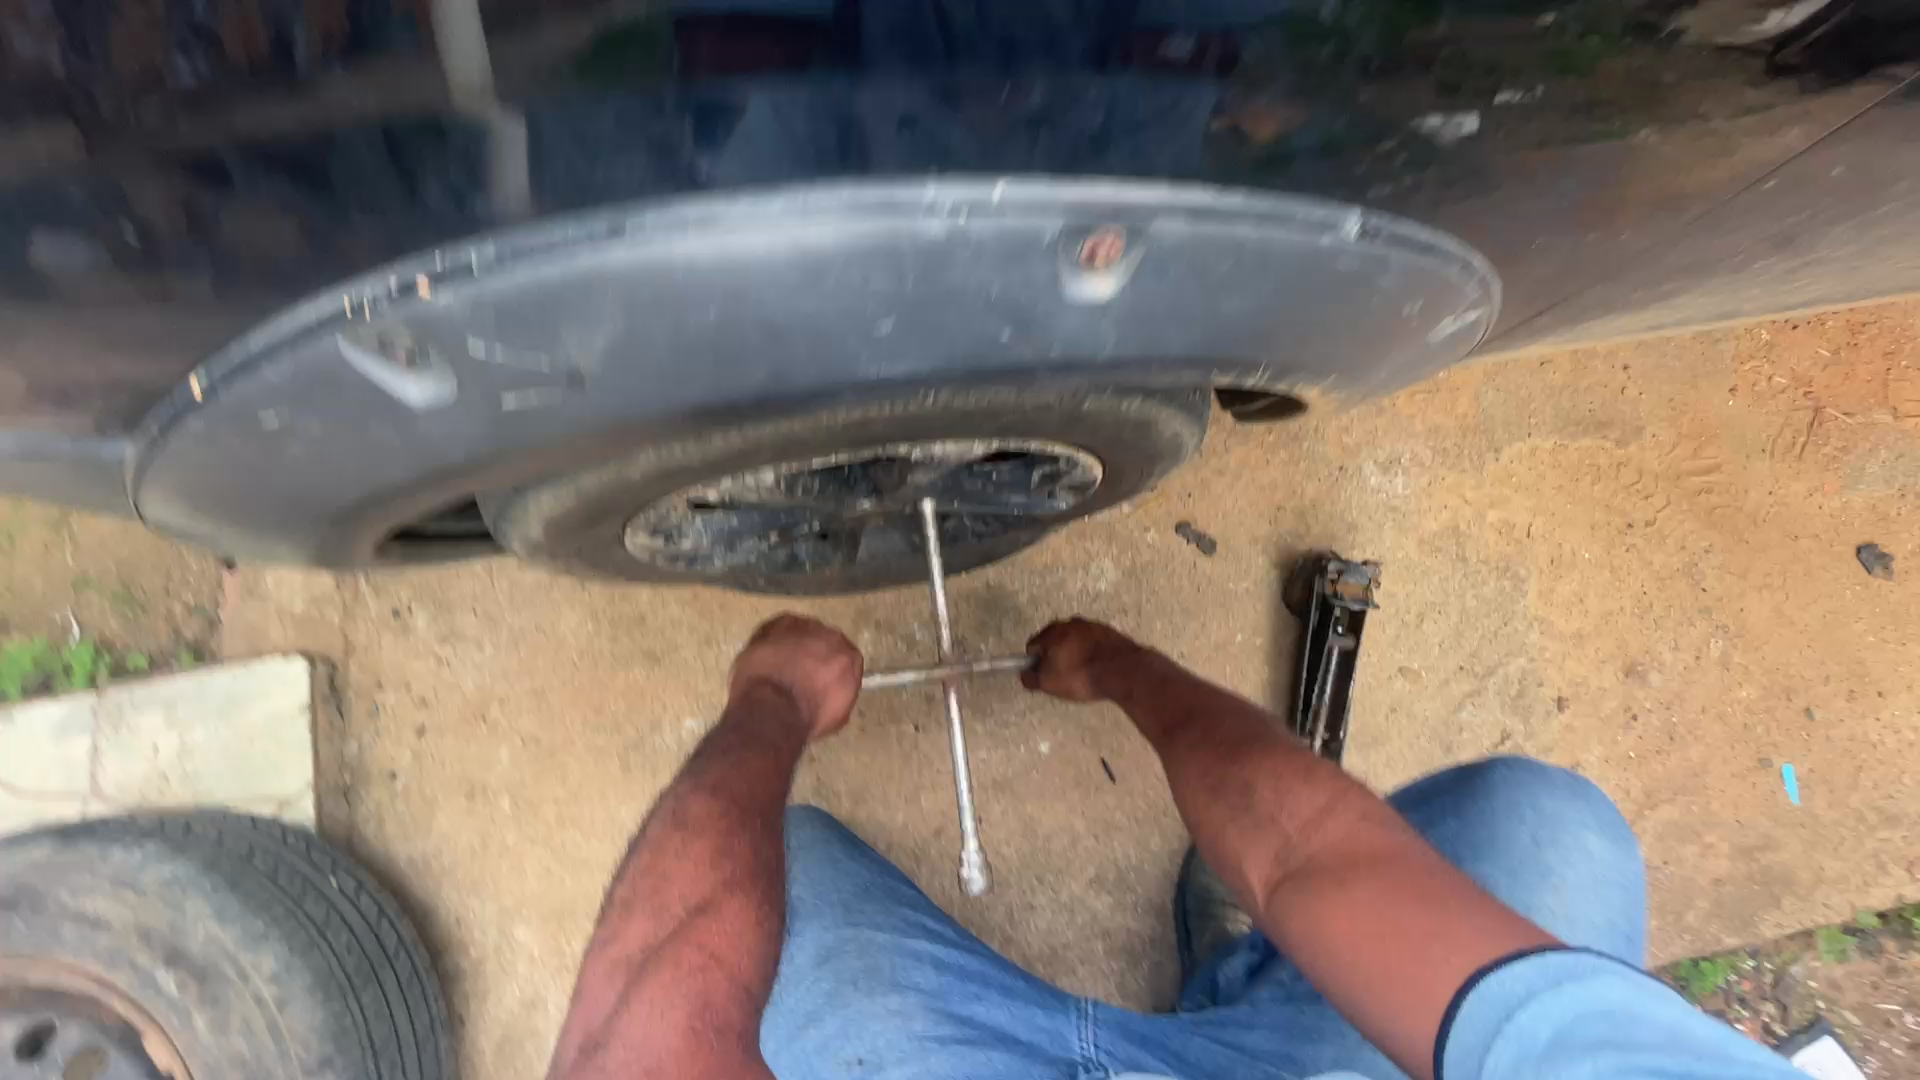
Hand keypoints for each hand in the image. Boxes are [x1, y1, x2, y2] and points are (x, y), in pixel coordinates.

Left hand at [729, 614, 863, 739]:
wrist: (774, 707)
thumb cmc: (808, 718)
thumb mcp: (837, 714)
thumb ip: (840, 693)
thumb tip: (833, 690)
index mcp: (850, 659)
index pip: (844, 659)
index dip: (829, 669)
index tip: (819, 681)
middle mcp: (833, 637)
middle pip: (824, 642)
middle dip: (813, 654)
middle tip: (798, 672)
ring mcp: (806, 627)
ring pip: (802, 632)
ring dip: (793, 644)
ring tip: (778, 663)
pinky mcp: (780, 622)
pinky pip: (779, 627)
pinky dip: (774, 638)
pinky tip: (765, 653)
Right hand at [1022, 618, 1148, 701]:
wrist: (1122, 671)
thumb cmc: (1079, 675)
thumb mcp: (1048, 683)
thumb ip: (1030, 678)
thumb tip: (1024, 674)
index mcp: (1053, 631)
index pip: (1034, 644)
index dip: (1035, 662)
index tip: (1043, 676)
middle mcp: (1072, 622)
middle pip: (1056, 640)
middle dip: (1056, 655)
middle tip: (1062, 676)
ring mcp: (1094, 625)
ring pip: (1077, 641)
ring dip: (1076, 653)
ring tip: (1084, 675)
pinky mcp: (1112, 633)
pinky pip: (1095, 644)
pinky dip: (1093, 654)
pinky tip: (1099, 669)